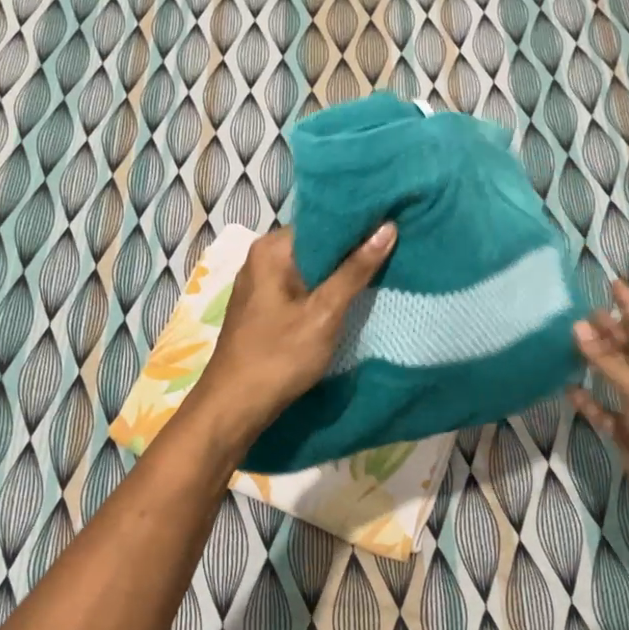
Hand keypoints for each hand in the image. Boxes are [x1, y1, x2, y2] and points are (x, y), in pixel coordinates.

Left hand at [188, 222, 397, 438]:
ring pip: (308, 269)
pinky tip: (348, 299)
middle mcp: (261, 258)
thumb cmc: (279, 356)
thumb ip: (355, 270)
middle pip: (315, 246)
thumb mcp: (324, 313)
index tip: (391, 228)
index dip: (357, 226)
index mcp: (271, 249)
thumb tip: (388, 227)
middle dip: (350, 251)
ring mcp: (259, 284)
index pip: (322, 223)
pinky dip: (322, 291)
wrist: (235, 406)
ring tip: (379, 272)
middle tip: (393, 251)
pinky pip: (299, 287)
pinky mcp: (262, 308)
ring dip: (338, 274)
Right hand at [569, 280, 628, 526]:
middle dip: (608, 329)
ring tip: (571, 340)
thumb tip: (578, 326)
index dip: (628, 304)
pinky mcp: (624, 433)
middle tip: (581, 309)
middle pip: (626, 349)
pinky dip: (587, 399)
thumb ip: (609, 362)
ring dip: (595, 360)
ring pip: (612, 377)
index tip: (611, 281)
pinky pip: (602, 410)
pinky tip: (569, 388)